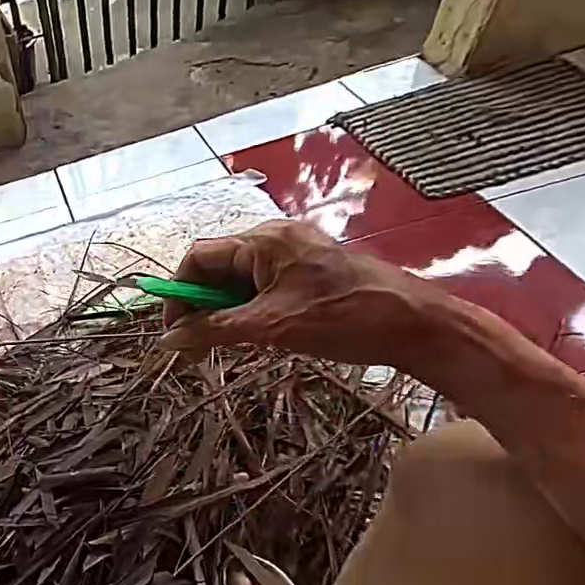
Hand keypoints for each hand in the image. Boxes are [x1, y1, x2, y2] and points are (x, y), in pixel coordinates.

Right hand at [158, 220, 454, 368]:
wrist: (416, 325)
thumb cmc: (342, 318)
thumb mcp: (269, 326)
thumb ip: (213, 330)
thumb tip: (168, 340)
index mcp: (262, 241)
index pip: (198, 257)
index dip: (178, 292)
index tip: (175, 330)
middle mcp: (275, 239)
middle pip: (217, 268)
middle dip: (200, 305)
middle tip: (195, 345)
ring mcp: (295, 254)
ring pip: (240, 281)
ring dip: (223, 311)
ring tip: (222, 344)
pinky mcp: (310, 272)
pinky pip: (263, 287)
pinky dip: (248, 310)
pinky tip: (252, 334)